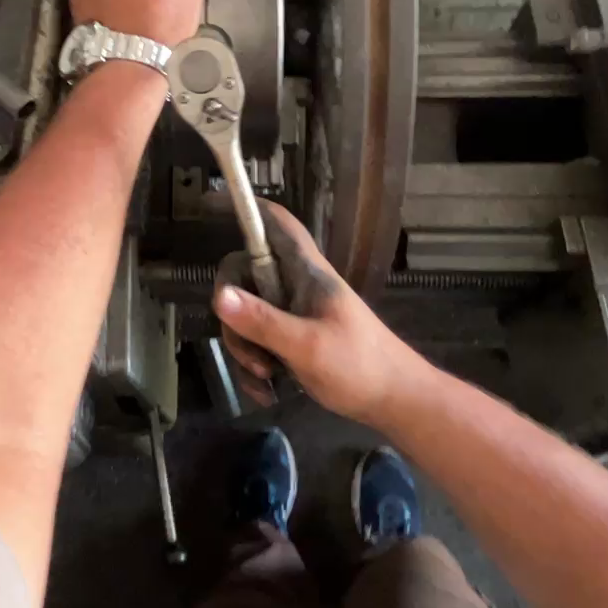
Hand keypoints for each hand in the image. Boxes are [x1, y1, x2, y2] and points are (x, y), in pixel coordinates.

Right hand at [213, 200, 425, 426]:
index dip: (247, 209)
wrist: (397, 402)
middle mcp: (295, 284)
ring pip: (246, 314)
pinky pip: (258, 342)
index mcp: (306, 272)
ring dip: (245, 350)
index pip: (276, 223)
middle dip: (235, 316)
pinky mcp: (293, 337)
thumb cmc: (360, 366)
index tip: (209, 205)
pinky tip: (267, 391)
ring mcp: (294, 311)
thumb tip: (219, 296)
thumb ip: (263, 322)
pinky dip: (255, 367)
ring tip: (266, 379)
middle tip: (250, 352)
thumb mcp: (308, 347)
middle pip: (244, 277)